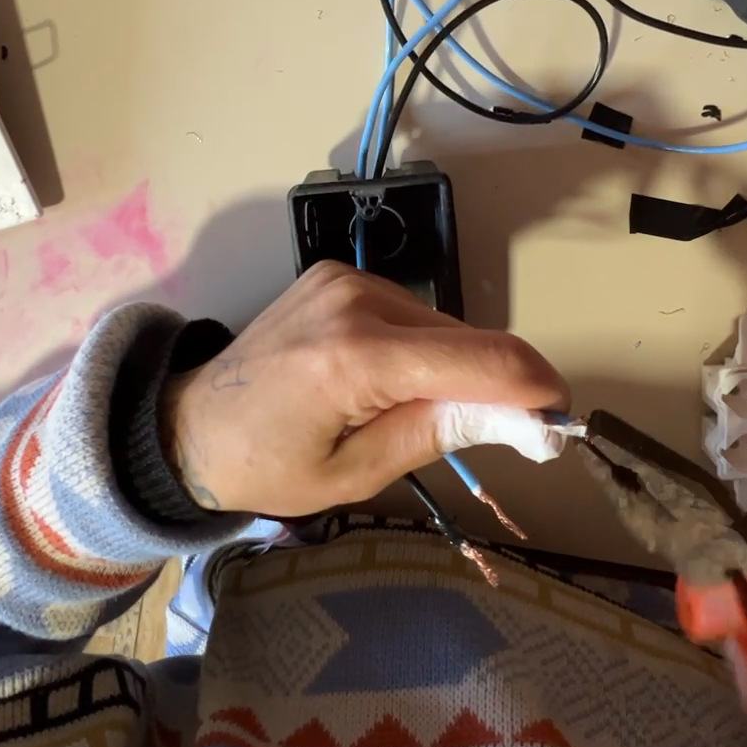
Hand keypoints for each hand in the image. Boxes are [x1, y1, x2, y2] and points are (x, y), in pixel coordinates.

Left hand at [162, 261, 569, 516]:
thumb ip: (441, 432)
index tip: (556, 418)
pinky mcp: (338, 273)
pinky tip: (386, 375)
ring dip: (452, 364)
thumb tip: (525, 418)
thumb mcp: (357, 473)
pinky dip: (421, 345)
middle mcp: (357, 299)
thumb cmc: (268, 466)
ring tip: (408, 407)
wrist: (189, 423)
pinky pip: (410, 310)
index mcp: (357, 357)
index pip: (480, 357)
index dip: (533, 385)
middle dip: (491, 383)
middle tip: (485, 431)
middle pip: (466, 338)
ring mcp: (345, 277)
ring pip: (441, 322)